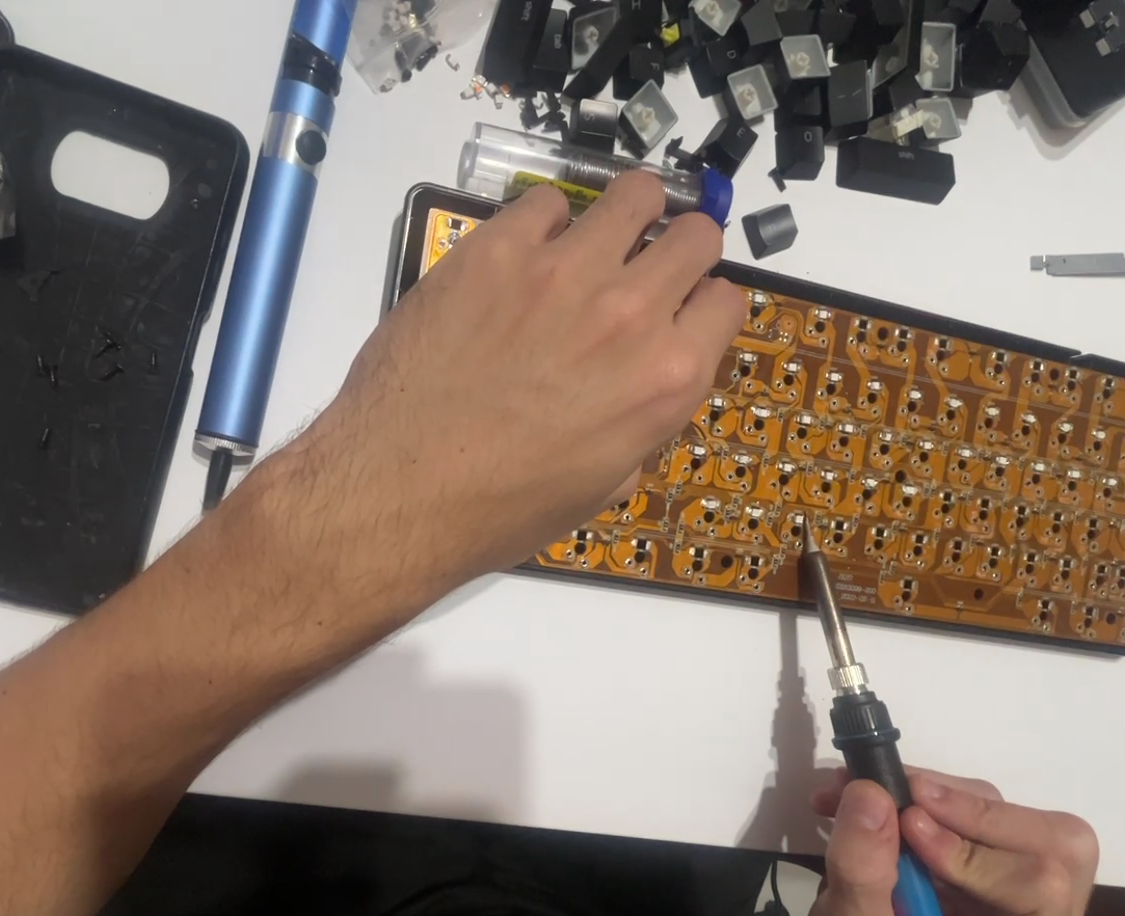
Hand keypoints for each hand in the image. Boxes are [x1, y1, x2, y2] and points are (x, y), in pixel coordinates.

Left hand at [276, 173, 743, 593]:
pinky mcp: (496, 249)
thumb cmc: (498, 510)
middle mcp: (629, 313)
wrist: (398, 490)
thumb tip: (637, 396)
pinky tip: (523, 257)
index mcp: (666, 379)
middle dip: (679, 250)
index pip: (726, 303)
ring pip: (634, 196)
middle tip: (644, 270)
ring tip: (597, 241)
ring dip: (629, 214)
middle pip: (695, 235)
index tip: (681, 312)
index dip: (704, 308)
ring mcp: (561, 271)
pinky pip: (545, 202)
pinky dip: (545, 223)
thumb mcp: (596, 491)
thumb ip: (637, 431)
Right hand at [805, 768, 1098, 915]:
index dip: (974, 852)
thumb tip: (870, 793)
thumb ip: (861, 873)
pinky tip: (866, 794)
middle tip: (890, 792)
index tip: (907, 824)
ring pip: (1009, 809)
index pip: (1040, 892)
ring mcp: (1027, 877)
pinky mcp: (995, 845)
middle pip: (1048, 841)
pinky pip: (974, 798)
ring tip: (855, 789)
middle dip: (965, 808)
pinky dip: (917, 785)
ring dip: (930, 789)